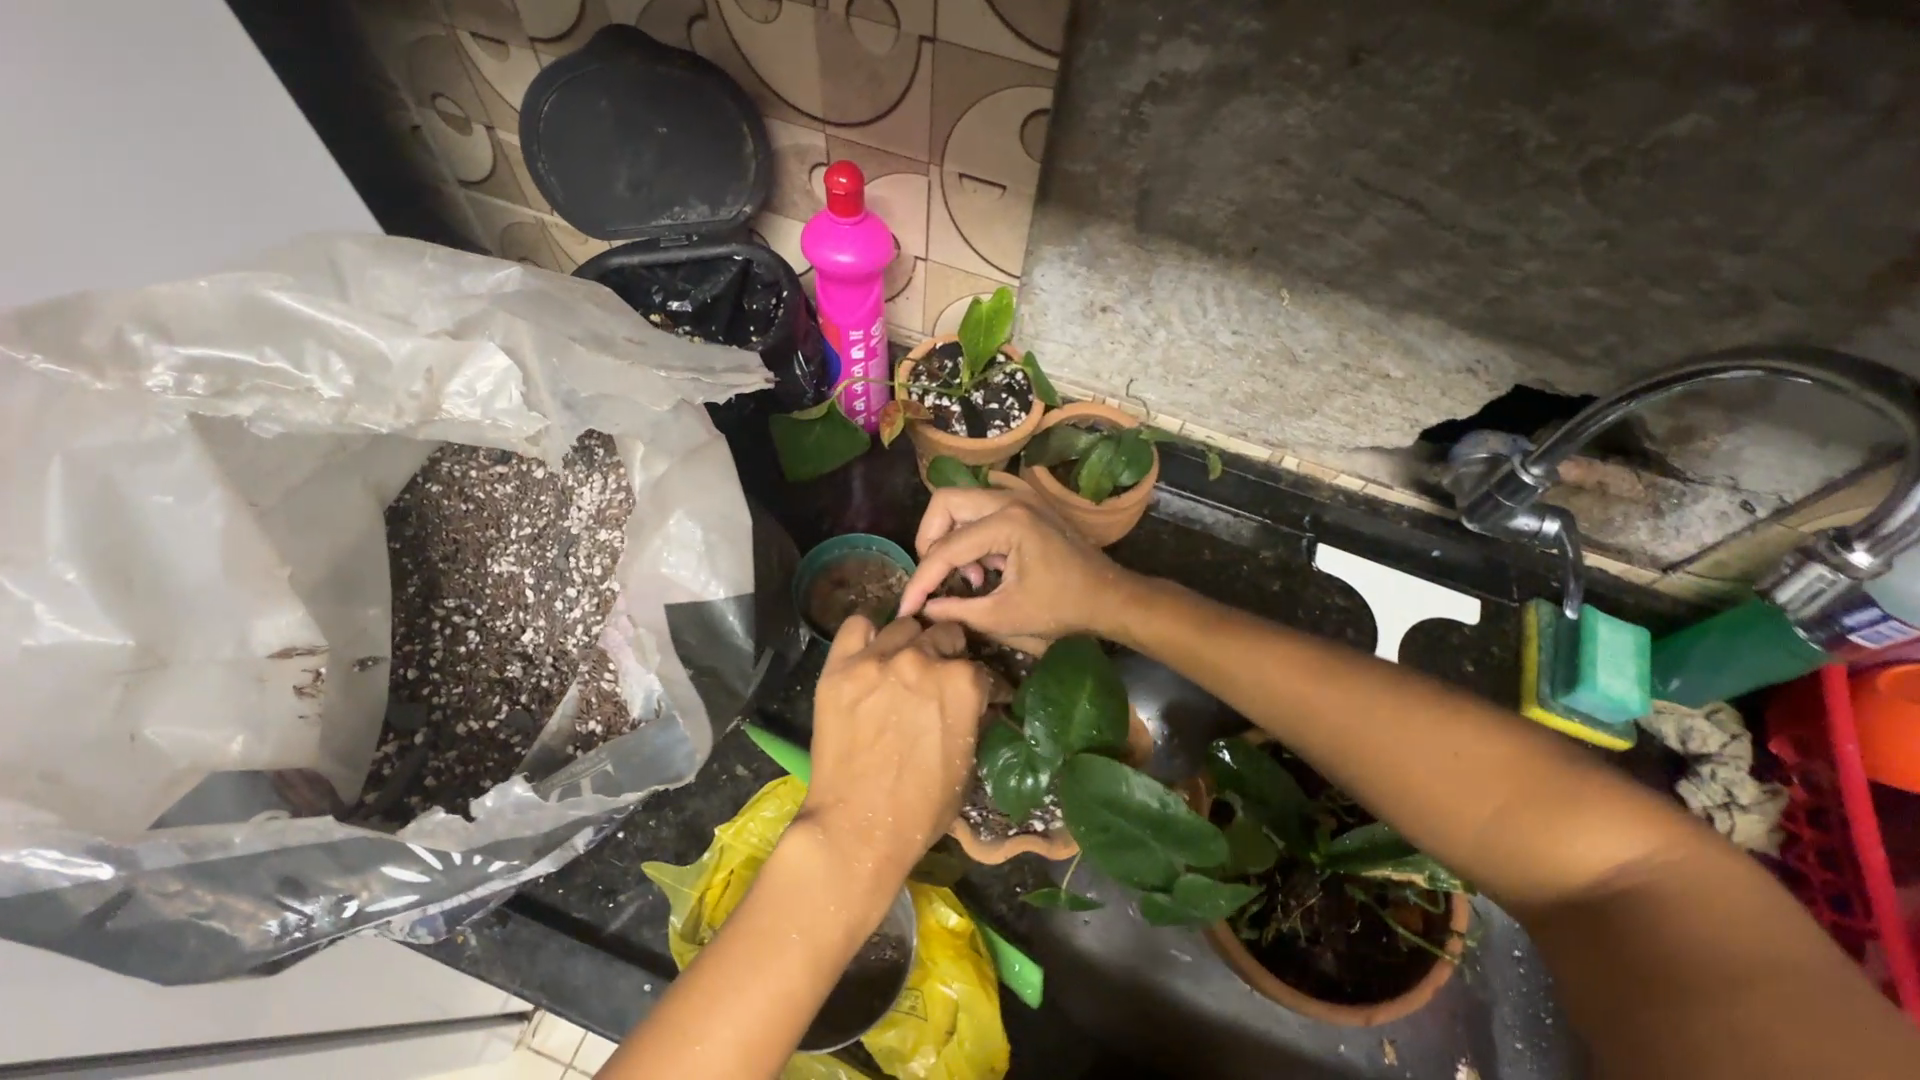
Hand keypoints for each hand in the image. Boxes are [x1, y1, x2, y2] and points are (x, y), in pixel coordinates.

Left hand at [800, 615, 990, 883]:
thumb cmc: (921, 809)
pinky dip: (866, 637)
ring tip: (900, 667)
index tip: (973, 695)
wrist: (858, 828)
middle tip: (935, 680)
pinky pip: (856, 627)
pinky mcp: (840, 668)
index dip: (979, 684)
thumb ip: (970, 718)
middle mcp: (922, 660)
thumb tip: (973, 703)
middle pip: (943, 636)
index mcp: (962, 684)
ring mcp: (877, 660)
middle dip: (946, 655)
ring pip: (903, 627)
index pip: (979, 667)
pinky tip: (869, 655)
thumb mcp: (966, 763)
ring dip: (909, 644)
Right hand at [897, 488, 1135, 644]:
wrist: (1109, 596)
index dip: (921, 580)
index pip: (946, 549)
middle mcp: (1011, 498)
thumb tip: (924, 609)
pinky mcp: (1026, 502)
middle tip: (939, 578)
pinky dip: (972, 531)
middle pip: (944, 503)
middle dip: (931, 542)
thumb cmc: (1063, 608)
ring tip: (973, 577)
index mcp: (1008, 523)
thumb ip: (959, 610)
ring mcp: (1020, 495)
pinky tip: (988, 564)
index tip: (907, 607)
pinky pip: (982, 506)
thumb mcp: (1006, 616)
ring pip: (961, 502)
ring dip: (953, 538)